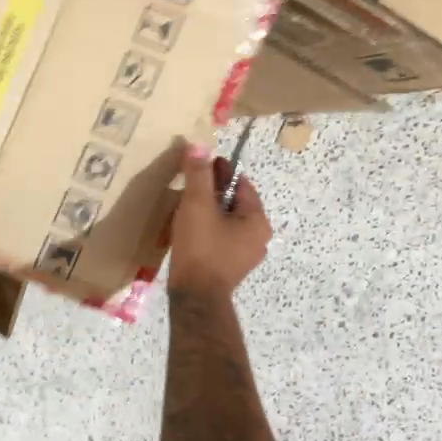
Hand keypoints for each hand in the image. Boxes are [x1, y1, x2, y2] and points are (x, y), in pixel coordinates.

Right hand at [167, 143, 270, 297]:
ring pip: (226, 223)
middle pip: (234, 205)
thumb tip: (198, 144)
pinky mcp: (228, 269)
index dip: (221, 171)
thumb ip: (198, 175)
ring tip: (183, 205)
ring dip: (208, 212)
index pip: (241, 185)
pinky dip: (206, 230)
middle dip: (212, 192)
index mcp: (257, 221)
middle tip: (188, 182)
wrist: (195, 295)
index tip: (200, 163)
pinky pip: (219, 240)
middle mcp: (257, 238)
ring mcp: (244, 256)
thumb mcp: (197, 206)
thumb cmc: (201, 247)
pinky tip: (186, 230)